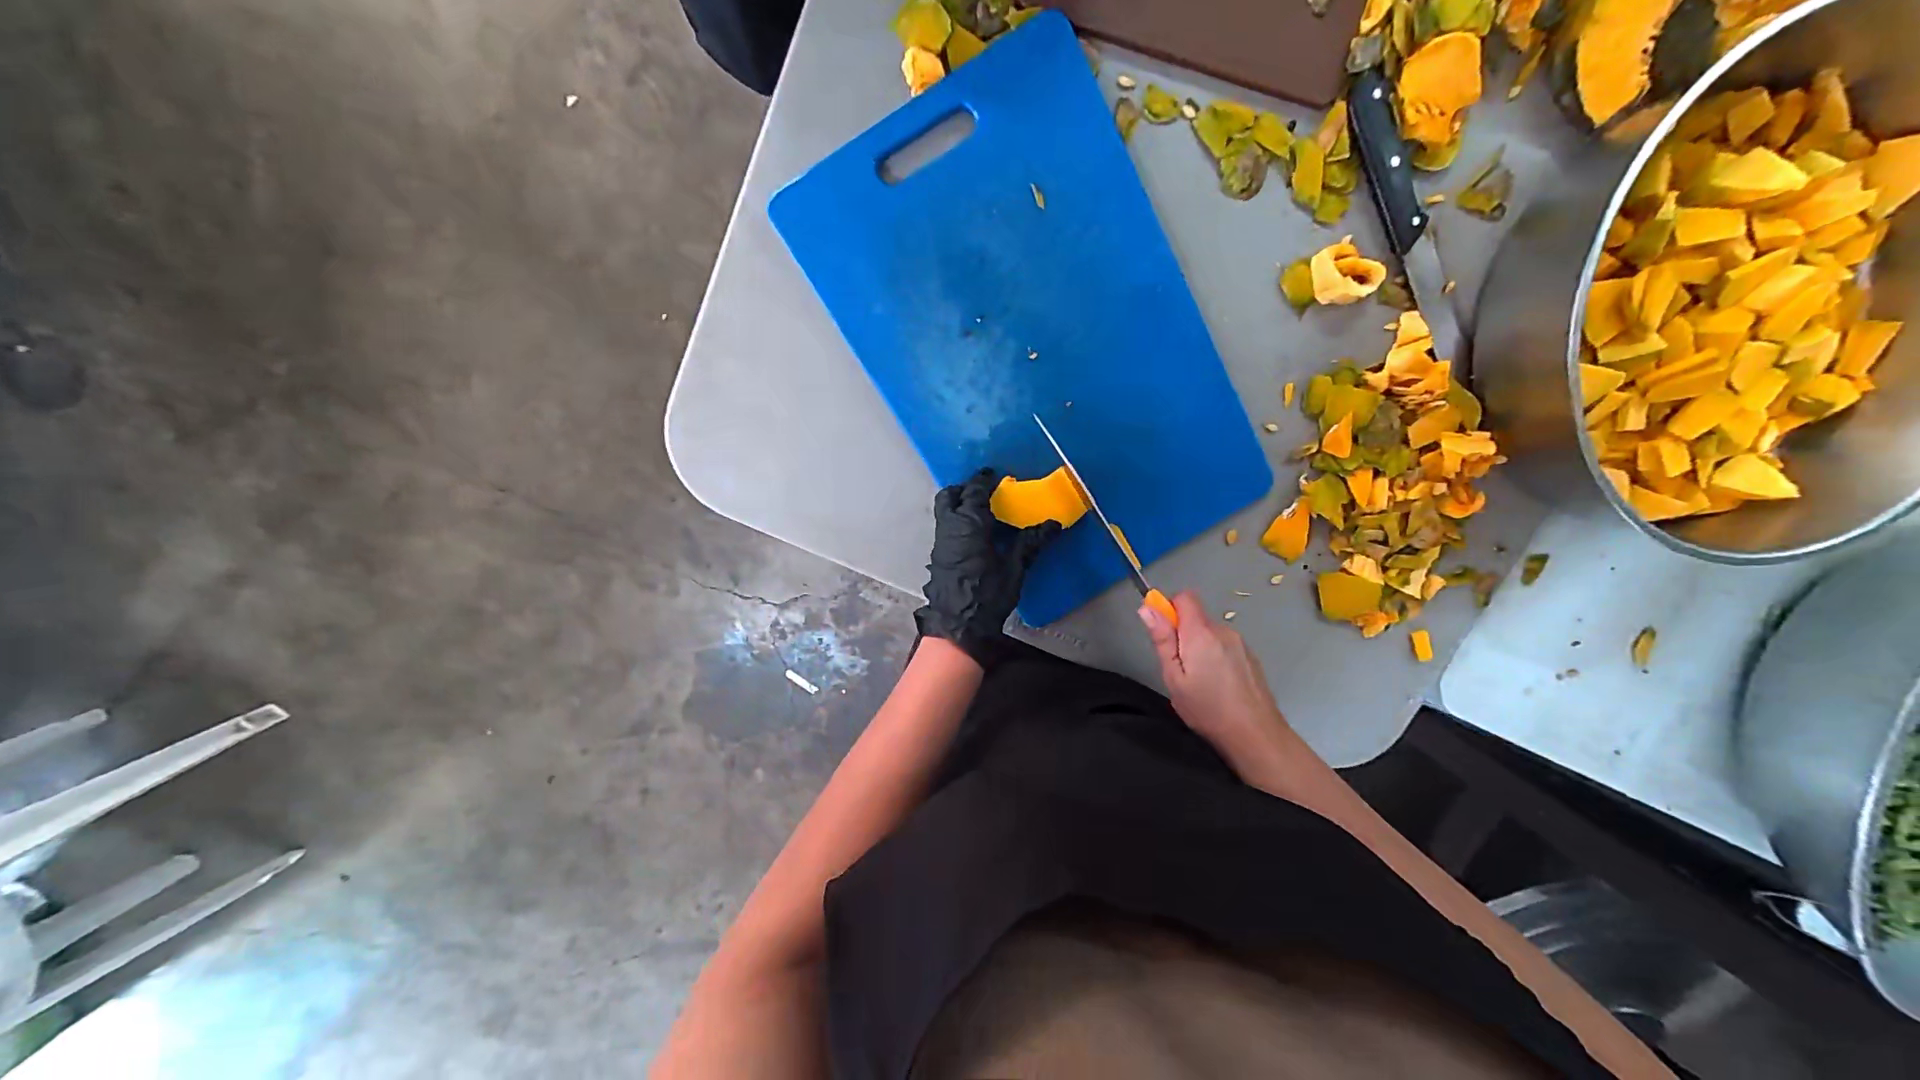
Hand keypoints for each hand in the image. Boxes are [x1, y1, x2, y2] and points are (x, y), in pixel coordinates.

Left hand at [914, 468, 1060, 664]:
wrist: (958, 625)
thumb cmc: (988, 594)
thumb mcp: (1014, 568)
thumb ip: (1031, 543)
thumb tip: (1054, 525)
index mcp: (970, 523)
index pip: (976, 491)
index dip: (986, 480)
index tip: (996, 475)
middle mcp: (950, 526)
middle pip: (951, 495)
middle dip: (965, 488)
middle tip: (984, 491)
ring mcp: (940, 541)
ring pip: (945, 511)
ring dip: (959, 504)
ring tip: (982, 511)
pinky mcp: (938, 555)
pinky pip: (946, 526)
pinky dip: (957, 521)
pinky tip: (975, 534)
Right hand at [1138, 590, 1296, 761]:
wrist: (1256, 734)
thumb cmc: (1207, 709)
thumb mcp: (1174, 678)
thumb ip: (1162, 640)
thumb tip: (1147, 608)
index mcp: (1201, 633)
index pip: (1184, 597)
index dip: (1169, 608)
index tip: (1164, 634)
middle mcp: (1223, 631)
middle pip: (1196, 617)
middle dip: (1183, 635)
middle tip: (1179, 668)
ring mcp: (1240, 643)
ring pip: (1210, 633)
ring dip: (1199, 647)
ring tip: (1199, 681)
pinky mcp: (1250, 656)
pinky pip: (1224, 646)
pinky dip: (1215, 657)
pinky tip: (1218, 685)